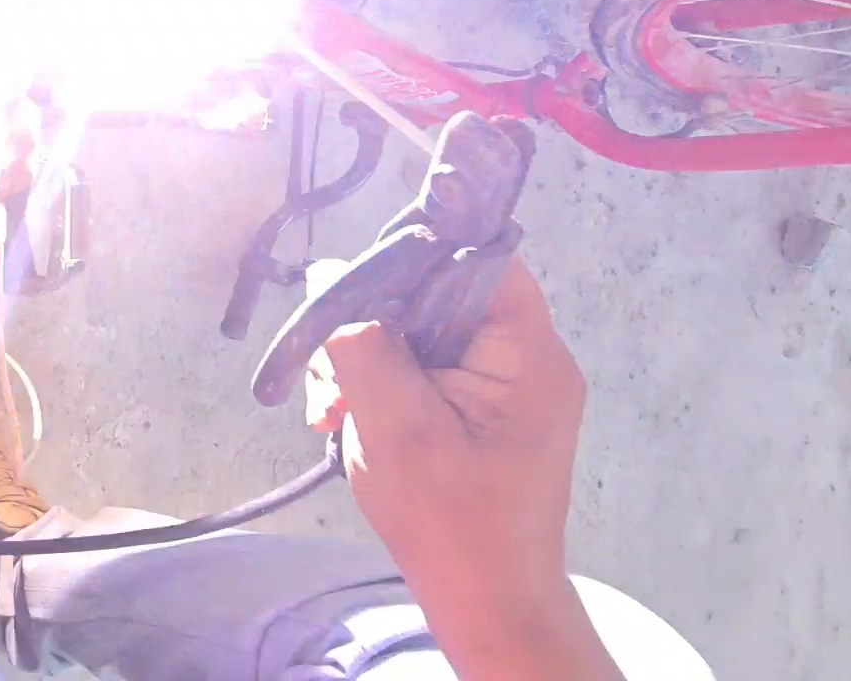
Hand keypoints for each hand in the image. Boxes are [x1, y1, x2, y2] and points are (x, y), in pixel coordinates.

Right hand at [304, 262, 586, 618]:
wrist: (478, 596)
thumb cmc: (448, 515)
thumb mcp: (394, 421)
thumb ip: (359, 340)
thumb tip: (326, 274)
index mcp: (525, 355)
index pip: (481, 262)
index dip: (418, 254)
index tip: (357, 279)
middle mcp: (513, 356)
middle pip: (427, 294)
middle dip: (364, 324)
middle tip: (331, 372)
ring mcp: (486, 379)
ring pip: (403, 328)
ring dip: (352, 359)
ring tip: (332, 409)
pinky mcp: (459, 399)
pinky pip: (401, 361)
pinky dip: (362, 381)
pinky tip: (338, 416)